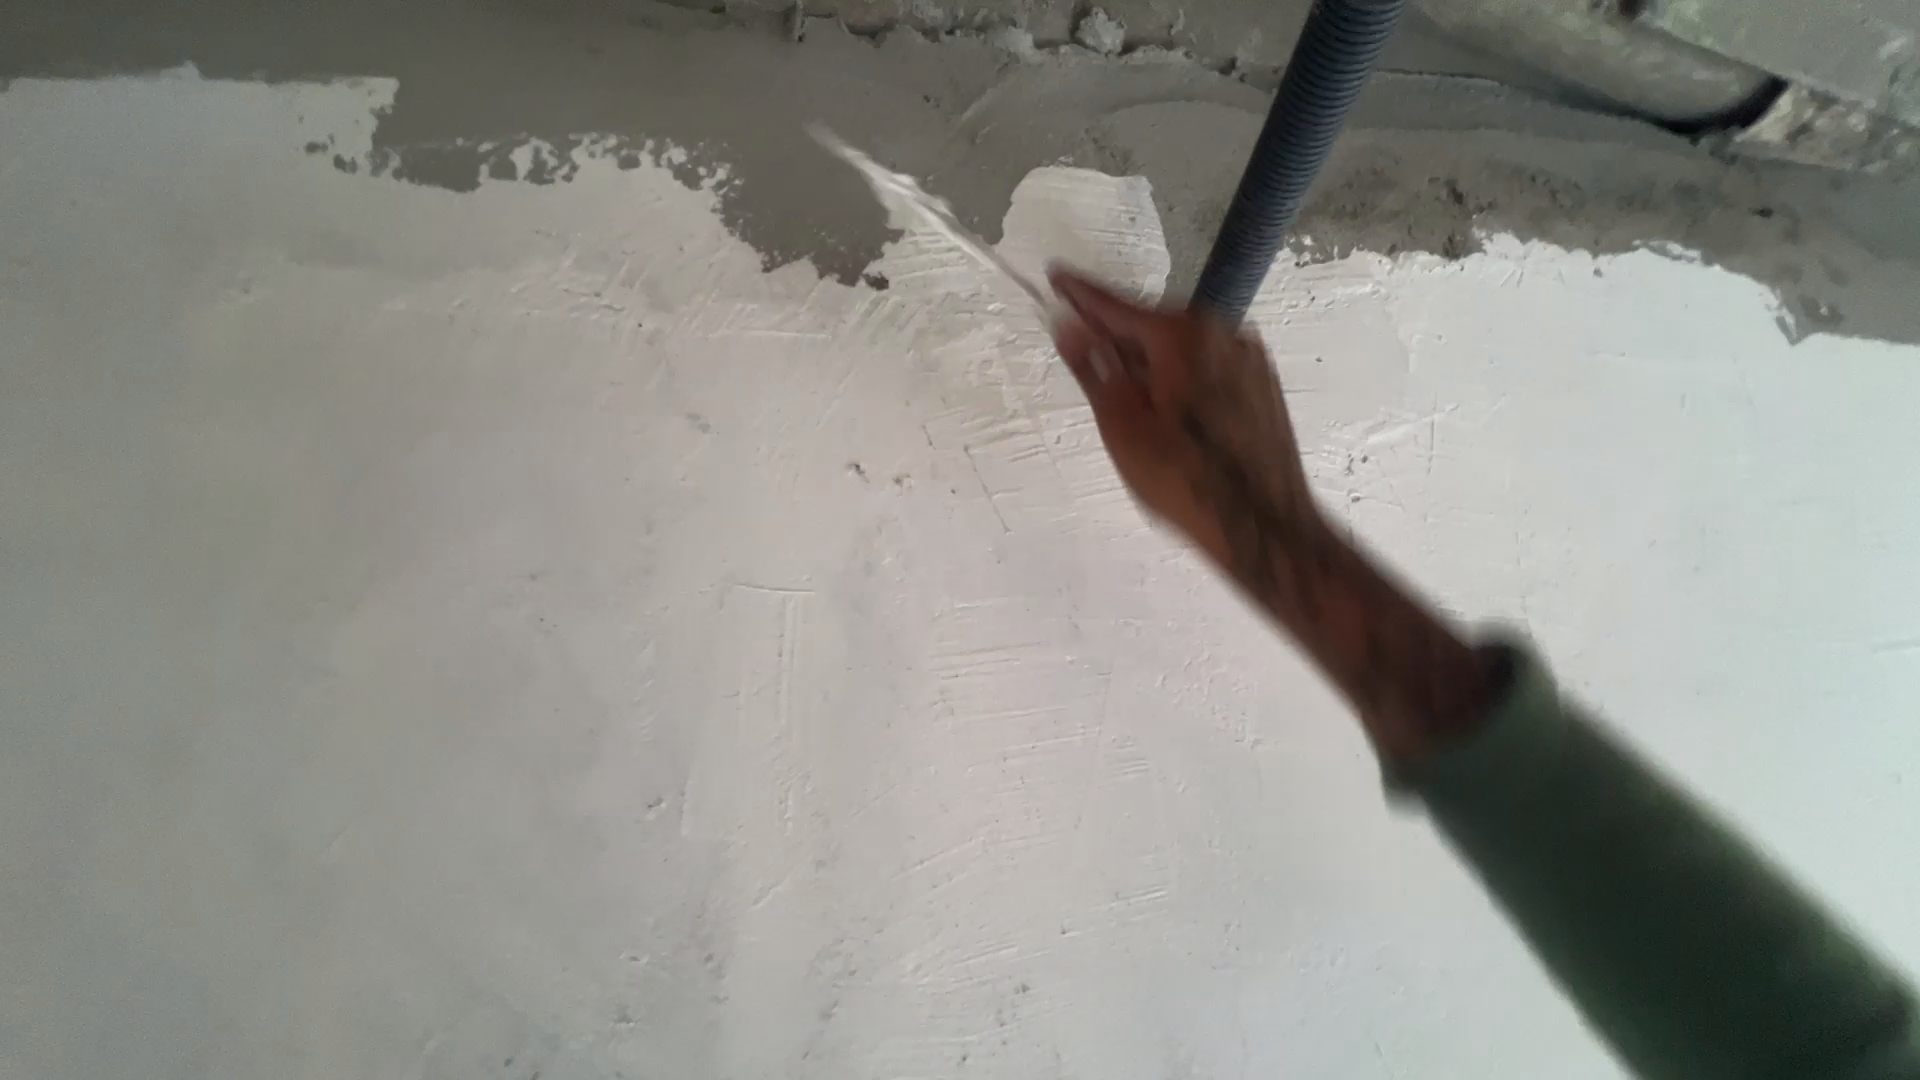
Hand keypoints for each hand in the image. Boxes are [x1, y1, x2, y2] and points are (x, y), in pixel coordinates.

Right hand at [1049, 266, 1490, 759]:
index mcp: (1181, 335)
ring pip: (1182, 348)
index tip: (1056, 275)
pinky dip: (1180, 377)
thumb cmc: (1184, 481)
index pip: (1116, 306)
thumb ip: (1094, 369)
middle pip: (1152, 325)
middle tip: (1089, 362)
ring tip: (1133, 405)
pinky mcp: (1263, 383)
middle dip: (1119, 339)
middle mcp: (1222, 331)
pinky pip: (1207, 366)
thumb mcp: (1122, 426)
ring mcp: (1249, 356)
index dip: (1080, 294)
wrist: (1264, 526)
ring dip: (1150, 362)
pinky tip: (1172, 416)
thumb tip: (1068, 324)